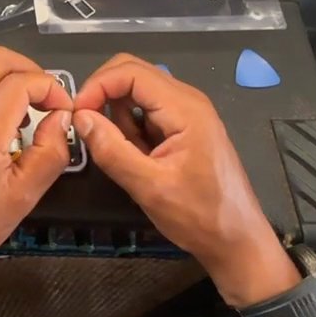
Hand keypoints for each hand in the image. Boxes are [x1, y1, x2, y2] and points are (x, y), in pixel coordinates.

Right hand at [73, 55, 298, 305]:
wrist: (239, 243)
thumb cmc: (199, 217)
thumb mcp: (149, 188)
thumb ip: (112, 150)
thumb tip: (79, 117)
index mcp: (184, 108)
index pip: (130, 72)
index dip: (98, 86)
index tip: (76, 114)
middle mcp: (187, 100)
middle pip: (132, 72)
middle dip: (103, 93)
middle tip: (86, 125)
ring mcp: (187, 111)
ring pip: (137, 89)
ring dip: (116, 112)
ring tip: (121, 151)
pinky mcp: (183, 125)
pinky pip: (146, 108)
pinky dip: (129, 124)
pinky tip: (136, 155)